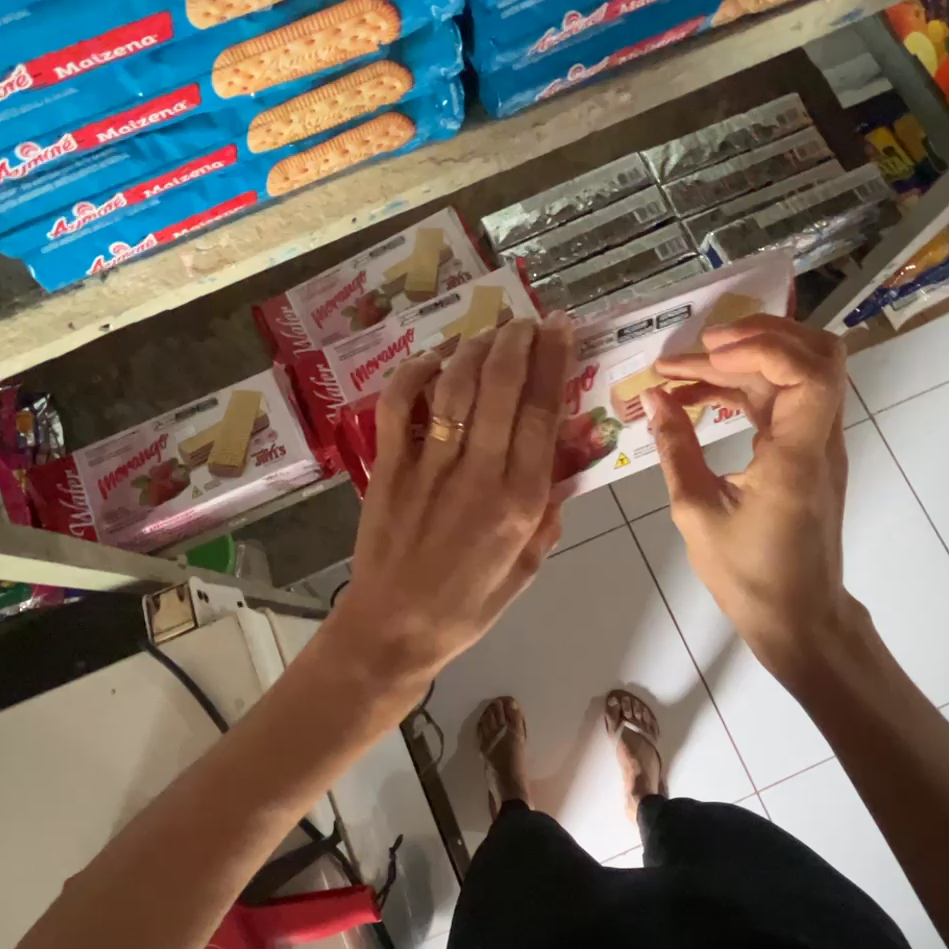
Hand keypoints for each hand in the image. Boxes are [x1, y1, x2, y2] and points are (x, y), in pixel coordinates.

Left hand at [326, 314, 575, 689]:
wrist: (393, 629)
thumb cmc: (466, 608)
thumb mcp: (526, 571)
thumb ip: (545, 516)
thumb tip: (558, 468)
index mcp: (520, 501)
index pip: (542, 412)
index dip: (553, 361)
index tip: (560, 329)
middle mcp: (478, 474)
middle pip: (501, 385)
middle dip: (518, 340)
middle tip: (527, 319)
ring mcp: (428, 466)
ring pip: (455, 386)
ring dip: (476, 347)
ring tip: (491, 331)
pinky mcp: (388, 466)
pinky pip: (400, 404)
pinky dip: (416, 372)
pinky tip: (435, 360)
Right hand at [646, 315, 861, 684]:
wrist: (798, 617)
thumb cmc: (748, 575)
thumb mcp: (696, 512)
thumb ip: (675, 448)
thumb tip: (653, 398)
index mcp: (798, 455)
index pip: (810, 372)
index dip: (761, 348)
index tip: (706, 357)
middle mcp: (819, 439)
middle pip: (814, 355)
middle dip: (755, 338)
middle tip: (697, 348)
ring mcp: (817, 444)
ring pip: (797, 373)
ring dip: (743, 361)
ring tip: (681, 370)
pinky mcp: (806, 453)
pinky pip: (782, 401)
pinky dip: (744, 388)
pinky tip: (699, 395)